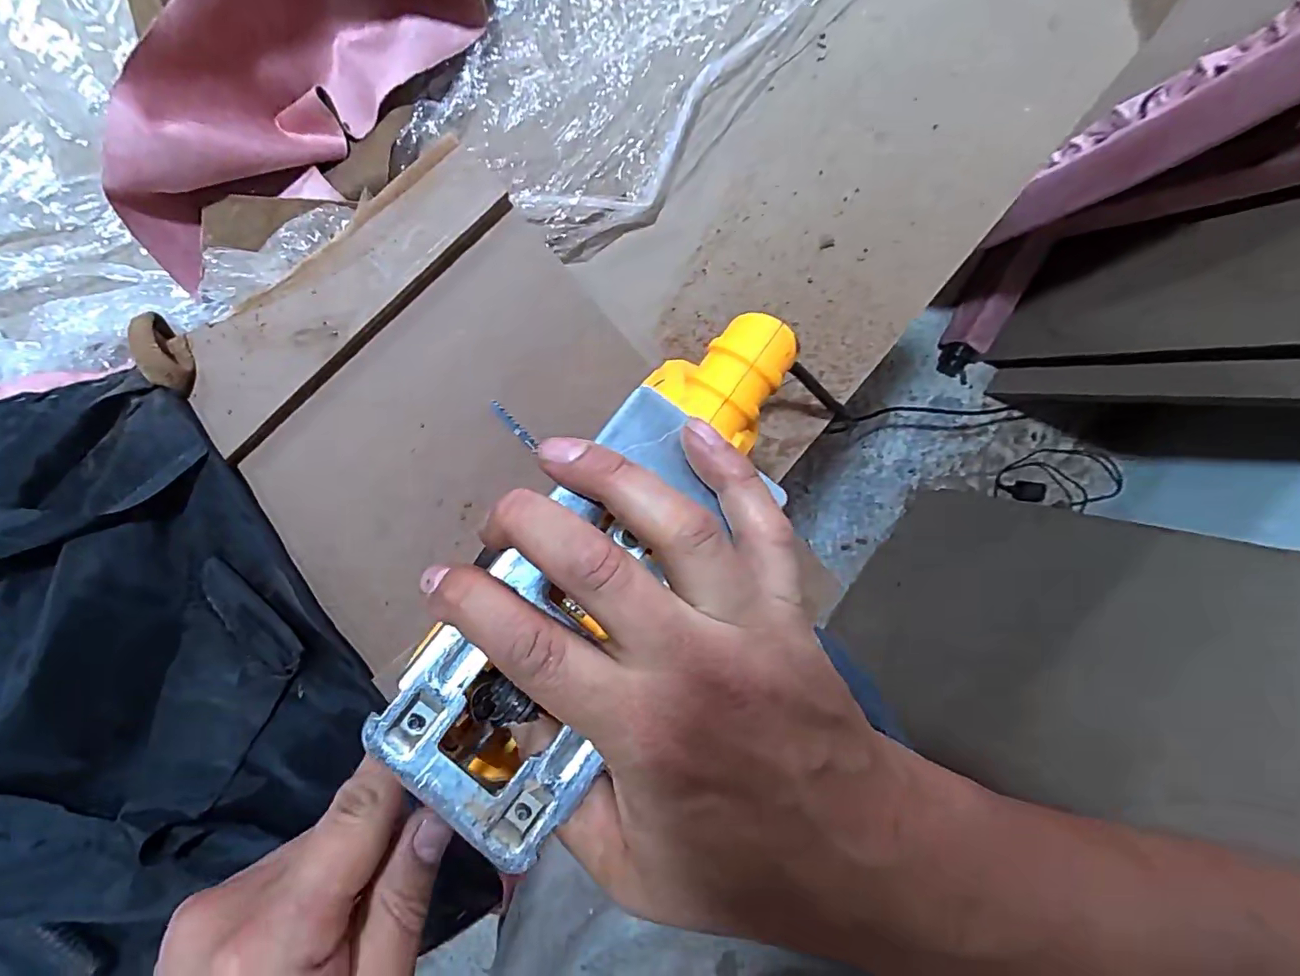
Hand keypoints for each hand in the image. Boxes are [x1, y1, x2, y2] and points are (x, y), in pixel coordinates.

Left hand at [157, 757, 453, 975]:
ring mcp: (197, 913)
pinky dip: (308, 885)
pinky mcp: (191, 918)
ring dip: (342, 864)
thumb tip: (436, 816)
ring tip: (357, 920)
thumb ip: (400, 903)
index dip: (394, 766)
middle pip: (329, 834)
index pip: (350, 815)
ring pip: (305, 851)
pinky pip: (275, 875)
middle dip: (376, 839)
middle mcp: (221, 908)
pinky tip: (317, 929)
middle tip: (416, 857)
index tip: (431, 726)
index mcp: (268, 940)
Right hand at [419, 419, 946, 960]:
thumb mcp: (629, 868)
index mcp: (644, 731)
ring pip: (678, 528)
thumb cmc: (738, 866)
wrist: (858, 850)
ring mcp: (748, 622)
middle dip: (534, 525)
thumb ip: (564, 795)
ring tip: (563, 449)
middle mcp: (693, 661)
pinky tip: (694, 432)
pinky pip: (763, 526)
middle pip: (598, 568)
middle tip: (499, 514)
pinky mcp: (788, 606)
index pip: (538, 650)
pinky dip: (732, 474)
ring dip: (614, 477)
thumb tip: (522, 717)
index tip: (441, 578)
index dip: (478, 606)